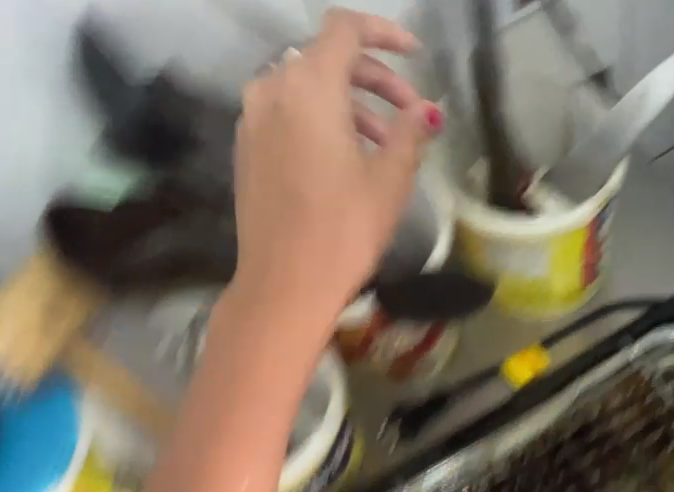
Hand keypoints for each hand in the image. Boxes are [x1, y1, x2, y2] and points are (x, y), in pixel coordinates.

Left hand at [231, 9, 439, 322]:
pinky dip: (323, 122)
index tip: (416, 55)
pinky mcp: (248, 147)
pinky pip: (289, 114)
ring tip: (386, 147)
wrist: (285, 281)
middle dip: (375, 79)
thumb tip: (425, 111)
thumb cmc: (344, 229)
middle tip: (411, 115)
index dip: (385, 34)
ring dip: (351, 106)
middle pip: (327, 59)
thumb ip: (410, 134)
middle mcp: (273, 87)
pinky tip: (348, 161)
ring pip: (307, 89)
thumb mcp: (390, 181)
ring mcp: (254, 117)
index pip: (346, 30)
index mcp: (310, 85)